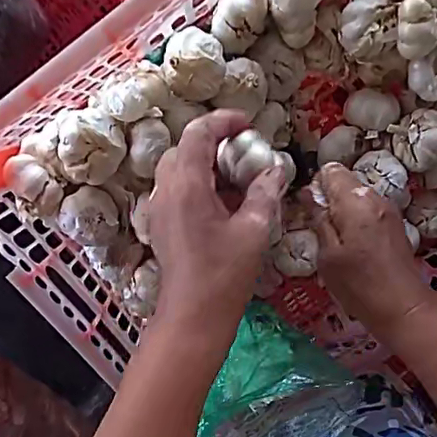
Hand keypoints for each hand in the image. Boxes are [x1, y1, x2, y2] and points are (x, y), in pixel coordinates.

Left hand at [141, 110, 289, 327]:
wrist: (193, 316)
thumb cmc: (224, 274)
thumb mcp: (254, 230)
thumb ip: (265, 194)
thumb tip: (277, 170)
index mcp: (187, 186)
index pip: (199, 133)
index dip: (224, 121)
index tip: (248, 125)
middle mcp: (166, 191)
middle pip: (186, 149)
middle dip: (216, 145)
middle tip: (246, 157)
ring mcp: (159, 210)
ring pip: (180, 170)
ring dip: (207, 166)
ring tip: (238, 183)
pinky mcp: (161, 227)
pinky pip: (177, 192)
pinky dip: (200, 187)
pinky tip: (224, 207)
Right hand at [315, 163, 436, 334]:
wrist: (403, 307)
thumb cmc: (359, 286)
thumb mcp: (328, 256)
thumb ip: (319, 220)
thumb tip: (309, 195)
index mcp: (356, 201)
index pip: (330, 171)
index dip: (315, 187)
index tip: (308, 210)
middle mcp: (375, 197)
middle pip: (345, 183)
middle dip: (329, 200)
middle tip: (319, 230)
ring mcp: (388, 210)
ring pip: (357, 198)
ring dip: (343, 213)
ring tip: (336, 243)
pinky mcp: (395, 224)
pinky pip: (369, 212)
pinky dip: (357, 223)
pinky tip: (354, 248)